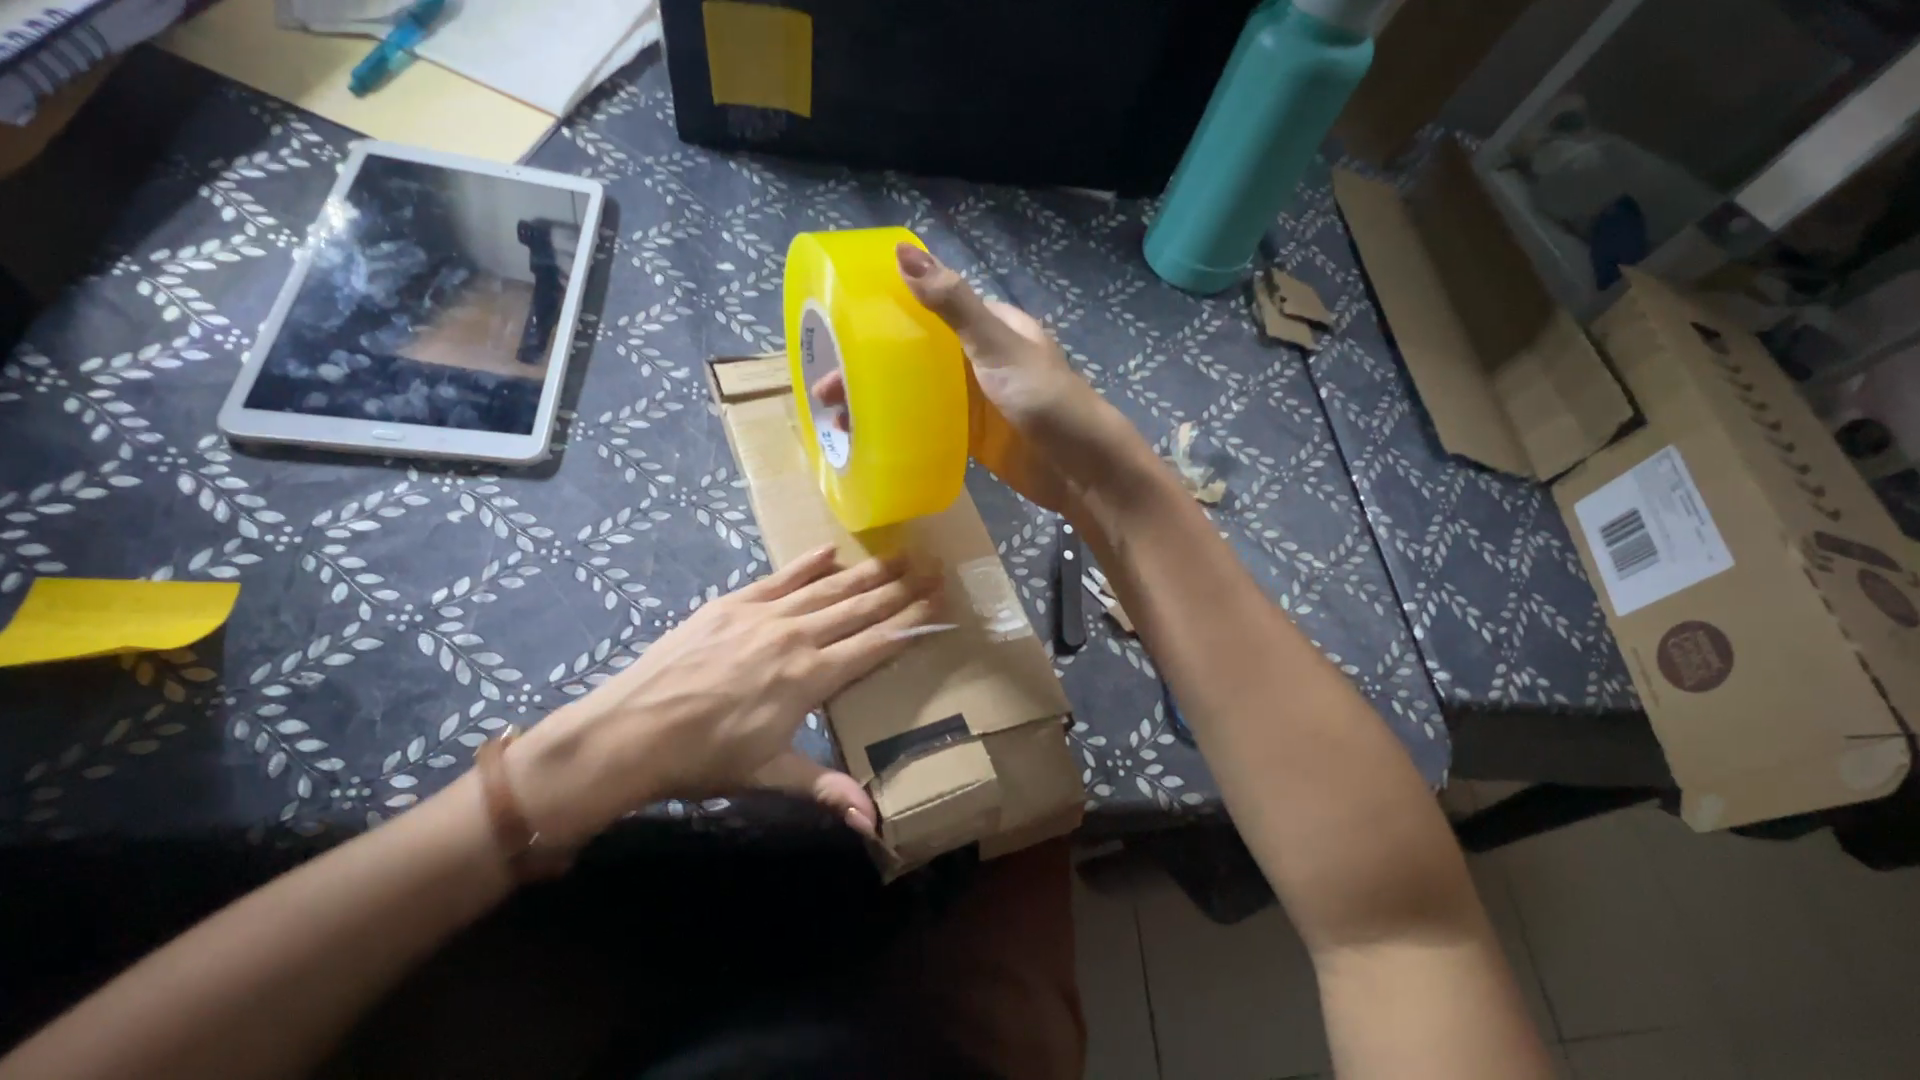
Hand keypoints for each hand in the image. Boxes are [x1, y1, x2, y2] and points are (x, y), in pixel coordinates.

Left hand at [503, 546, 939, 845]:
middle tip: (934, 567)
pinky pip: (778, 577)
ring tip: (898, 554)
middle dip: (900, 588)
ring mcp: (761, 614)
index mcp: (810, 677)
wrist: (631, 731)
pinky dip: (806, 564)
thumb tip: (874, 824)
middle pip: (858, 608)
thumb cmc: (705, 760)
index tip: (941, 603)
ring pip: (825, 588)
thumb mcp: (769, 775)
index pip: (875, 644)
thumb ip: (825, 789)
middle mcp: (794, 636)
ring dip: (865, 572)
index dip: (912, 623)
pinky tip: (829, 551)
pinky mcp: (730, 604)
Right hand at [810, 244, 1139, 513]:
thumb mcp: (998, 347)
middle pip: (917, 354)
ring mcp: (978, 401)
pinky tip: (869, 438)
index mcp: (992, 327)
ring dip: (880, 400)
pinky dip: (901, 429)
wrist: (1085, 473)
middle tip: (825, 389)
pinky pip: (931, 426)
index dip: (888, 310)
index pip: (933, 306)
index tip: (840, 325)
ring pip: (919, 392)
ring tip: (836, 418)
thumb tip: (902, 253)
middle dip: (872, 366)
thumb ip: (952, 305)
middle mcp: (982, 360)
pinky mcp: (976, 438)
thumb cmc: (1047, 402)